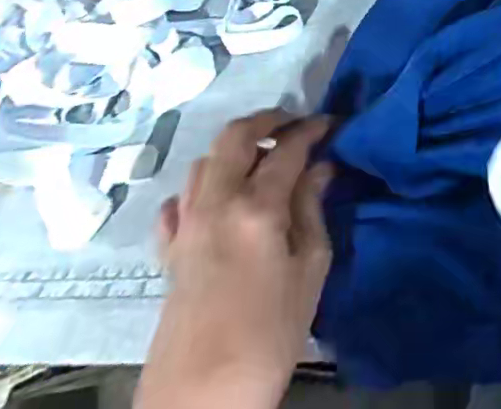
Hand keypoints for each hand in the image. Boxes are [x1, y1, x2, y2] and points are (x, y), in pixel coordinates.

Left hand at [137, 111, 334, 408]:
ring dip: (235, 149)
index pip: (288, 148)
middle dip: (268, 120)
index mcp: (256, 208)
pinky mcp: (167, 253)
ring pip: (203, 163)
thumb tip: (320, 168)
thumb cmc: (272, 333)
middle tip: (296, 124)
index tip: (333, 123)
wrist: (202, 399)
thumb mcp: (310, 268)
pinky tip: (221, 199)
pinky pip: (178, 201)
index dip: (313, 129)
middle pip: (234, 137)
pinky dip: (201, 186)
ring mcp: (184, 227)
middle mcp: (214, 205)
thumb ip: (312, 209)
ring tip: (265, 157)